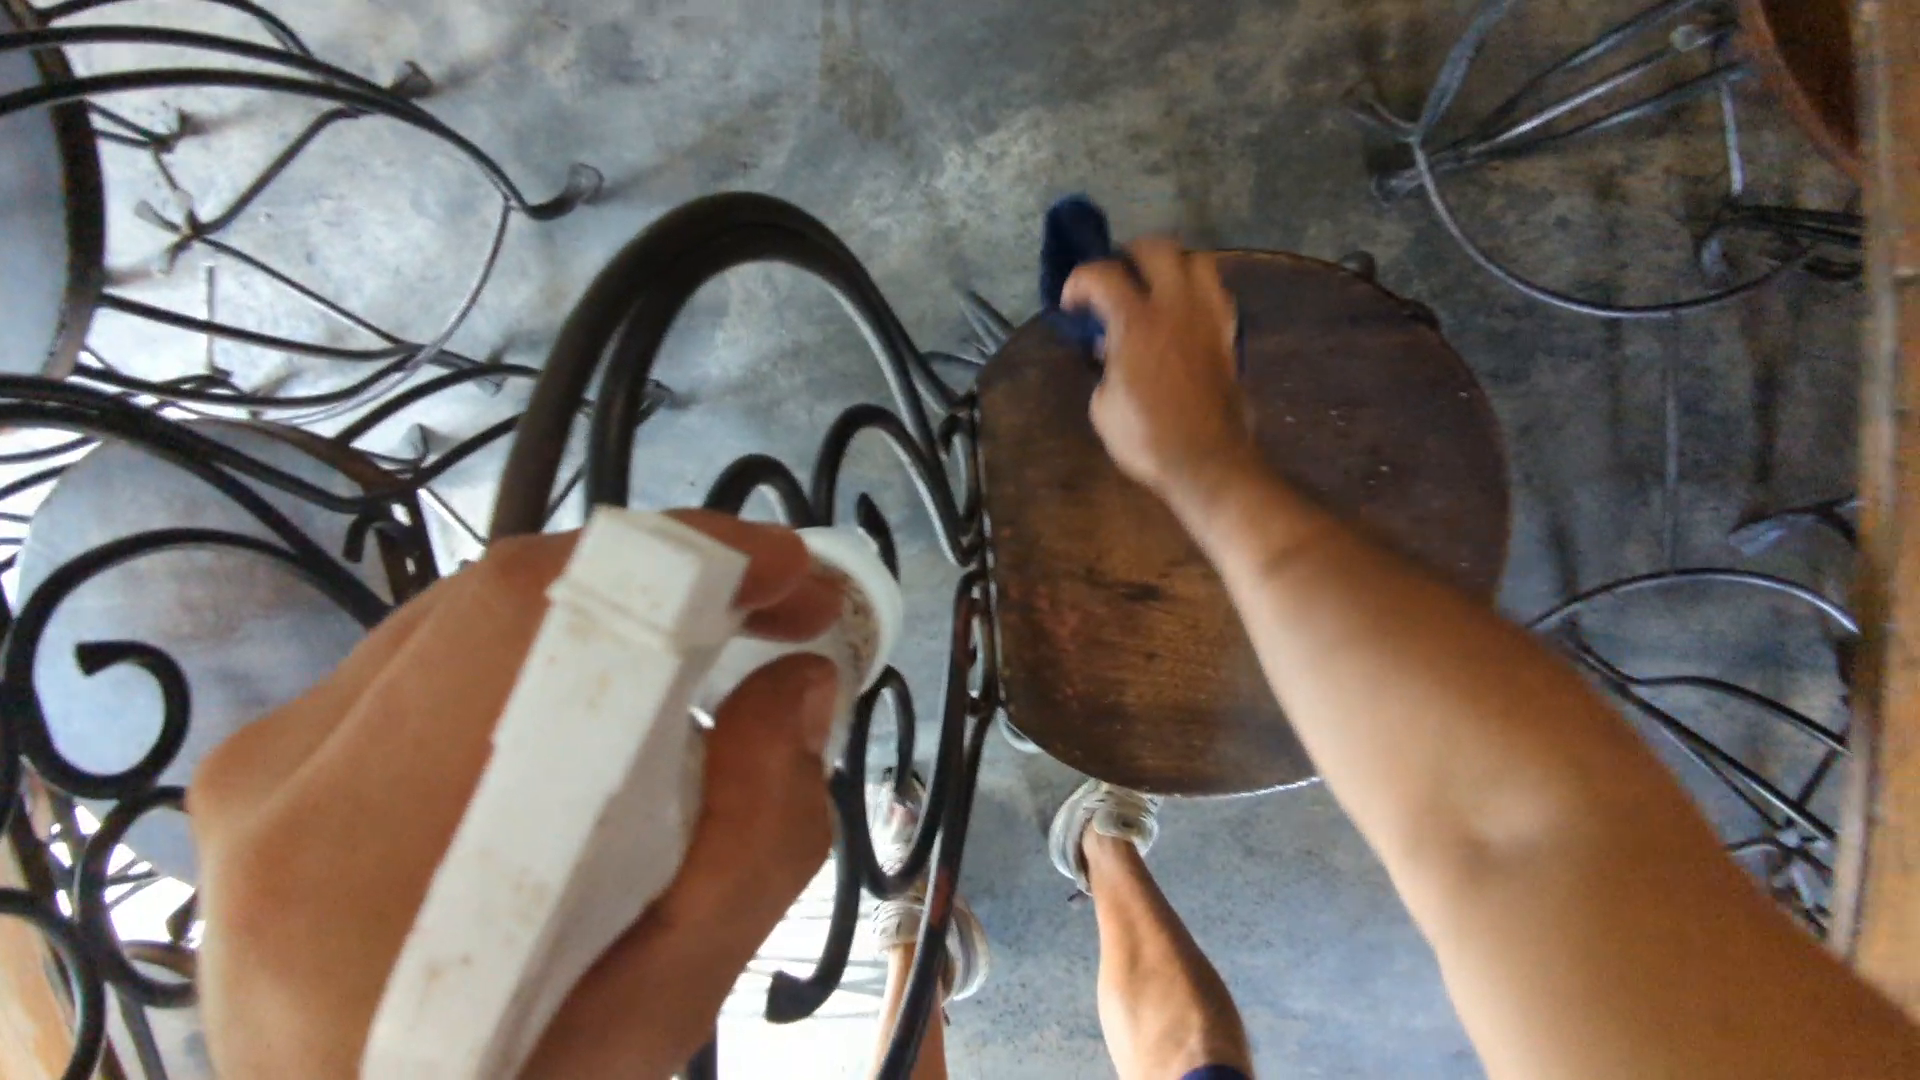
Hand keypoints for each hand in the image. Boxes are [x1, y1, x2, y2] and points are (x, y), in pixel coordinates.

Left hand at [188, 511, 843, 1077]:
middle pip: (512, 598)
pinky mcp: (286, 748)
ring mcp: (273, 755)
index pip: (525, 625)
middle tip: (783, 600)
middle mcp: (291, 779)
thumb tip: (802, 680)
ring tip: (724, 631)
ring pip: (487, 609)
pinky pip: (456, 642)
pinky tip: (630, 672)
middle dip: (674, 572)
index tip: (789, 569)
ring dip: (626, 599)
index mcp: (367, 860)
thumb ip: (759, 841)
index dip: (674, 561)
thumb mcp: (672, 1003)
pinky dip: (568, 632)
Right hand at [1063, 237, 1256, 507]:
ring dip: (1171, 266)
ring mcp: (1207, 318)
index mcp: (1136, 323)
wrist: (1205, 460)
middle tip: (1115, 278)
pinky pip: (1216, 293)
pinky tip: (1182, 313)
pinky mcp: (1226, 335)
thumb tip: (1111, 351)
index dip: (1079, 281)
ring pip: (1196, 261)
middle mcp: (1175, 308)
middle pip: (1157, 248)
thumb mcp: (1103, 405)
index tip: (1072, 303)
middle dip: (1129, 256)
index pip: (1102, 275)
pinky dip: (1196, 293)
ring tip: (1154, 287)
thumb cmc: (1145, 438)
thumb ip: (1105, 366)